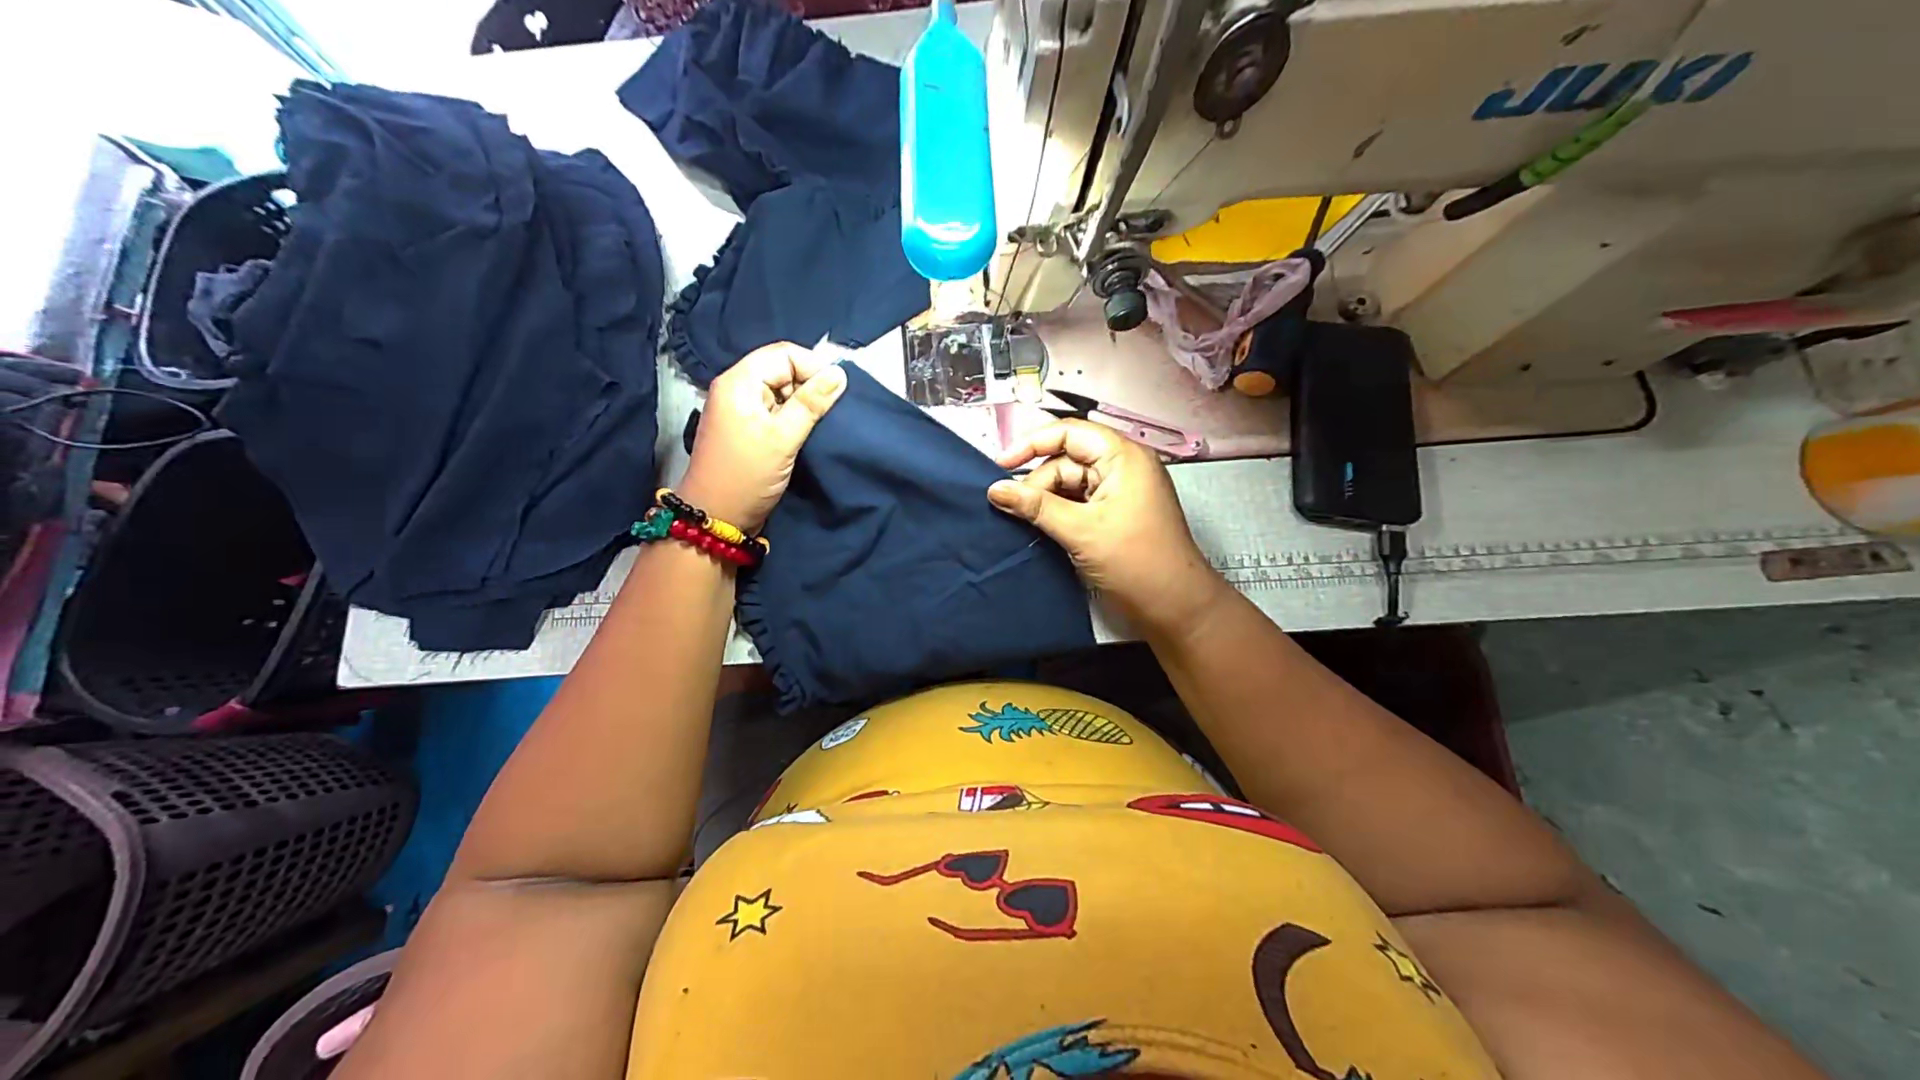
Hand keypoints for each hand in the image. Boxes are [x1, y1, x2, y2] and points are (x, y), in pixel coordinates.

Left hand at [679, 342, 847, 533]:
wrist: (716, 518)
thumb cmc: (746, 476)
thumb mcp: (783, 438)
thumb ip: (811, 403)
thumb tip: (839, 374)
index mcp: (739, 382)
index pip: (784, 354)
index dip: (813, 368)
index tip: (836, 393)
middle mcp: (737, 389)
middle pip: (782, 370)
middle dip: (809, 387)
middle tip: (828, 414)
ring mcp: (742, 411)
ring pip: (782, 392)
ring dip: (803, 405)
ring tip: (818, 426)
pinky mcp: (748, 430)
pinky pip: (776, 412)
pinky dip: (794, 419)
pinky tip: (806, 434)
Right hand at [988, 419, 1229, 638]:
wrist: (1175, 607)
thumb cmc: (1138, 563)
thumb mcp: (1080, 530)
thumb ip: (1035, 506)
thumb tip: (995, 490)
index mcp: (1123, 457)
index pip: (1069, 433)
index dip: (1031, 444)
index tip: (1000, 465)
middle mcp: (1122, 468)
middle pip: (1066, 460)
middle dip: (1036, 481)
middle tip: (1009, 507)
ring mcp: (1119, 493)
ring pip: (1069, 484)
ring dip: (1044, 500)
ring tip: (1021, 521)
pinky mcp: (1114, 516)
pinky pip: (1078, 503)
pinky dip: (1057, 513)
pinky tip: (1038, 527)